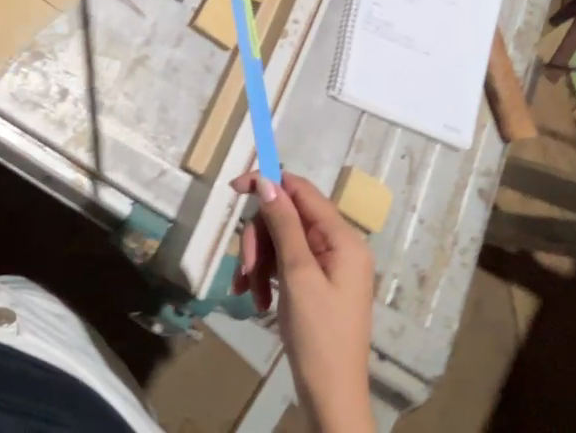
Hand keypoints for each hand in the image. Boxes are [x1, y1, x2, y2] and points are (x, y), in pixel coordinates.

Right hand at [231, 171, 375, 432]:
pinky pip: (282, 263)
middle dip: (260, 239)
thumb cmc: (318, 333)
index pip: (301, 190)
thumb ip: (283, 224)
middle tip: (246, 269)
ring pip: (279, 241)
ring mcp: (326, 266)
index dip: (267, 184)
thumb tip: (266, 181)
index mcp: (342, 239)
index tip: (233, 189)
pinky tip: (255, 299)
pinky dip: (265, 277)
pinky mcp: (314, 284)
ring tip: (250, 291)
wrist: (330, 394)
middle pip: (285, 217)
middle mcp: (338, 246)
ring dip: (258, 262)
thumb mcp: (296, 274)